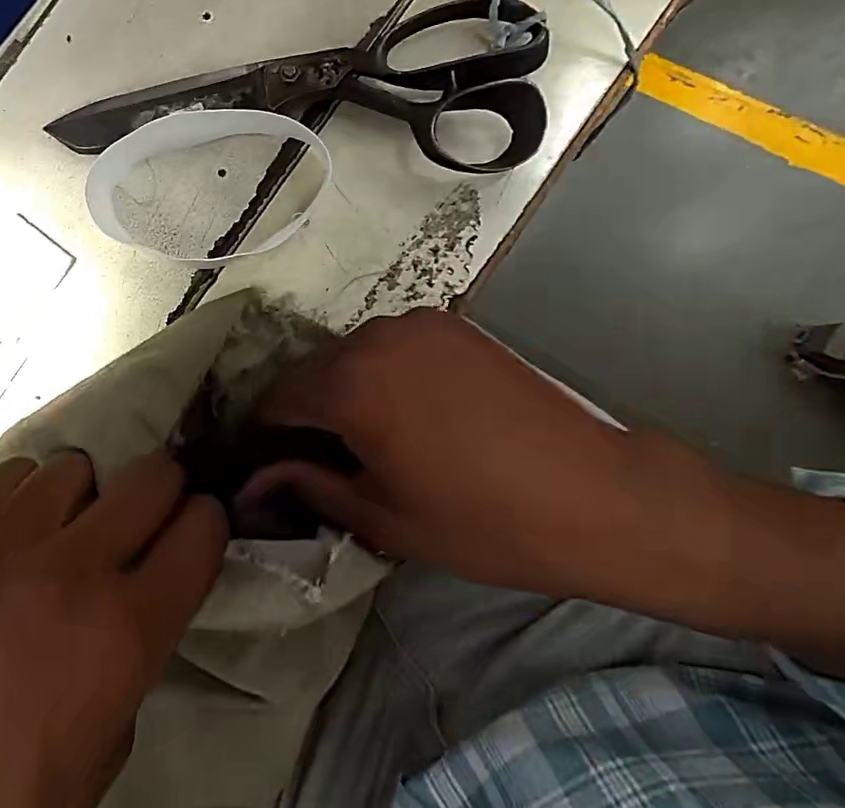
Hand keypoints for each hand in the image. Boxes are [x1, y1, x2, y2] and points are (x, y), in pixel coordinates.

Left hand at [0, 453, 226, 807]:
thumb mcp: (104, 748)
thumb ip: (133, 659)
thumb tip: (132, 605)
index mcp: (124, 631)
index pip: (202, 529)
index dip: (205, 526)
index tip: (193, 534)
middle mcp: (71, 570)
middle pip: (153, 476)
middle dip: (161, 494)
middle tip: (141, 524)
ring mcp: (0, 545)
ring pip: (76, 467)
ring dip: (84, 498)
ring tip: (61, 534)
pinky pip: (6, 477)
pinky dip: (21, 498)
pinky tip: (8, 539)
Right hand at [239, 309, 844, 685]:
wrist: (594, 493)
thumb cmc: (482, 520)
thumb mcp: (383, 516)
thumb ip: (308, 485)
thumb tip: (251, 483)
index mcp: (351, 383)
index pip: (277, 401)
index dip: (265, 439)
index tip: (271, 469)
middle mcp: (378, 335)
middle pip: (315, 372)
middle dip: (306, 415)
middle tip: (321, 463)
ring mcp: (422, 323)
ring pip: (355, 355)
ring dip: (347, 392)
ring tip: (372, 441)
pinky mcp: (456, 325)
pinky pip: (395, 346)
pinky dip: (385, 375)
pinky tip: (412, 416)